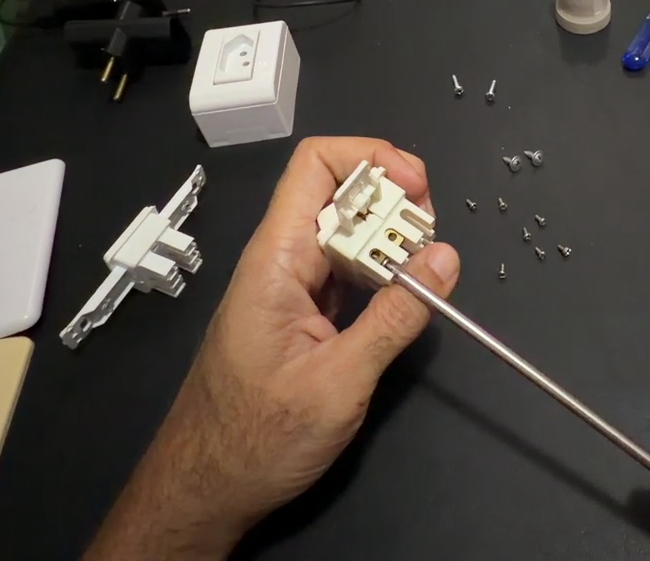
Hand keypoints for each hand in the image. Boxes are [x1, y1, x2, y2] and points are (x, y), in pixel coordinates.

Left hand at [83, 137, 459, 559]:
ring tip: (426, 261)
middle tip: (429, 234)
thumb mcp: (337, 383)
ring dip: (392, 233)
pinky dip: (383, 266)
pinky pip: (349, 263)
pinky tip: (405, 288)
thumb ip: (395, 318)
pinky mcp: (306, 306)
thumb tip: (445, 257)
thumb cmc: (256, 441)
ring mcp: (294, 280)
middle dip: (393, 196)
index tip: (418, 188)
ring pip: (349, 226)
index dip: (371, 156)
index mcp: (278, 257)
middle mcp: (284, 256)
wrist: (203, 493)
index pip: (316, 164)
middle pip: (340, 188)